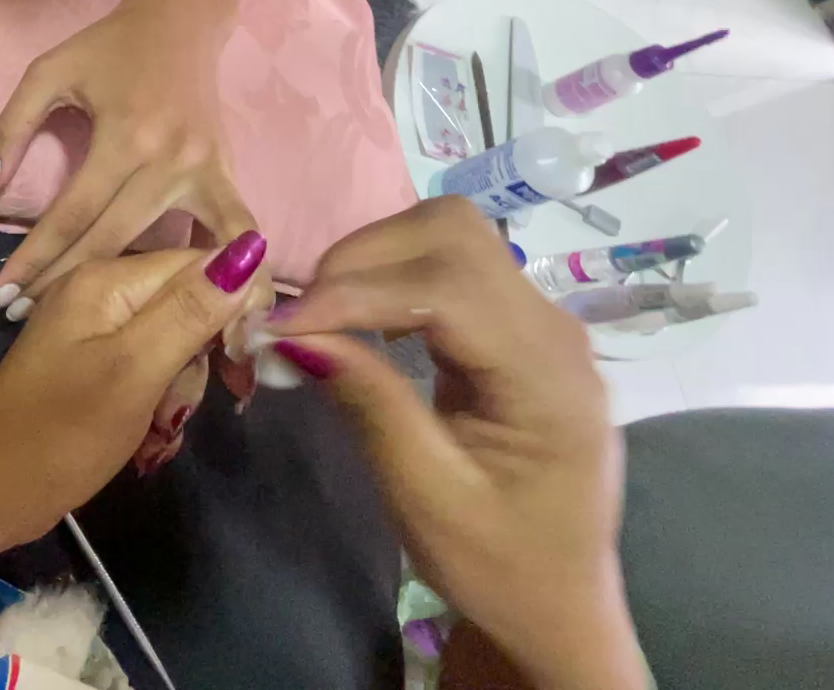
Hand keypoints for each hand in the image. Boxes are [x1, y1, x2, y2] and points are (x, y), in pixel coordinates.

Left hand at [0, 0, 254, 321]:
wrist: (181, 23)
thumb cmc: (107, 48)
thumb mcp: (48, 72)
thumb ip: (12, 128)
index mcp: (124, 138)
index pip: (70, 217)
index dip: (33, 260)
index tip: (0, 295)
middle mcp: (170, 163)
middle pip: (109, 243)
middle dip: (61, 284)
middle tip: (20, 317)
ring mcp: (207, 172)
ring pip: (164, 252)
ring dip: (129, 295)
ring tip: (92, 328)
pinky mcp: (228, 175)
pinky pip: (230, 235)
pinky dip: (222, 275)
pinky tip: (208, 315)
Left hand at [0, 233, 268, 554]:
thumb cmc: (62, 434)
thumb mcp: (135, 370)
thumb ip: (190, 310)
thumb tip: (251, 245)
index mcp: (106, 278)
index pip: (200, 262)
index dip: (236, 305)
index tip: (247, 361)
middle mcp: (98, 289)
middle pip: (188, 300)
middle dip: (205, 353)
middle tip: (201, 401)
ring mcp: (91, 325)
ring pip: (172, 338)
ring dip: (180, 384)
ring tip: (161, 426)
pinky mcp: (90, 359)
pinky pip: (147, 362)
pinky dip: (158, 395)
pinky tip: (149, 431)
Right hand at [262, 199, 646, 689]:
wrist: (555, 600)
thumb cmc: (498, 562)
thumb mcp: (424, 494)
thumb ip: (366, 400)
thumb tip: (287, 334)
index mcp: (548, 377)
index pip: (446, 288)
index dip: (353, 294)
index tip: (279, 326)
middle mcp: (551, 327)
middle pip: (450, 232)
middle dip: (359, 261)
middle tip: (302, 318)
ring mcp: (533, 317)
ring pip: (442, 232)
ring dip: (368, 259)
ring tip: (323, 314)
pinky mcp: (505, 320)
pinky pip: (440, 260)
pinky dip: (382, 272)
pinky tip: (357, 316)